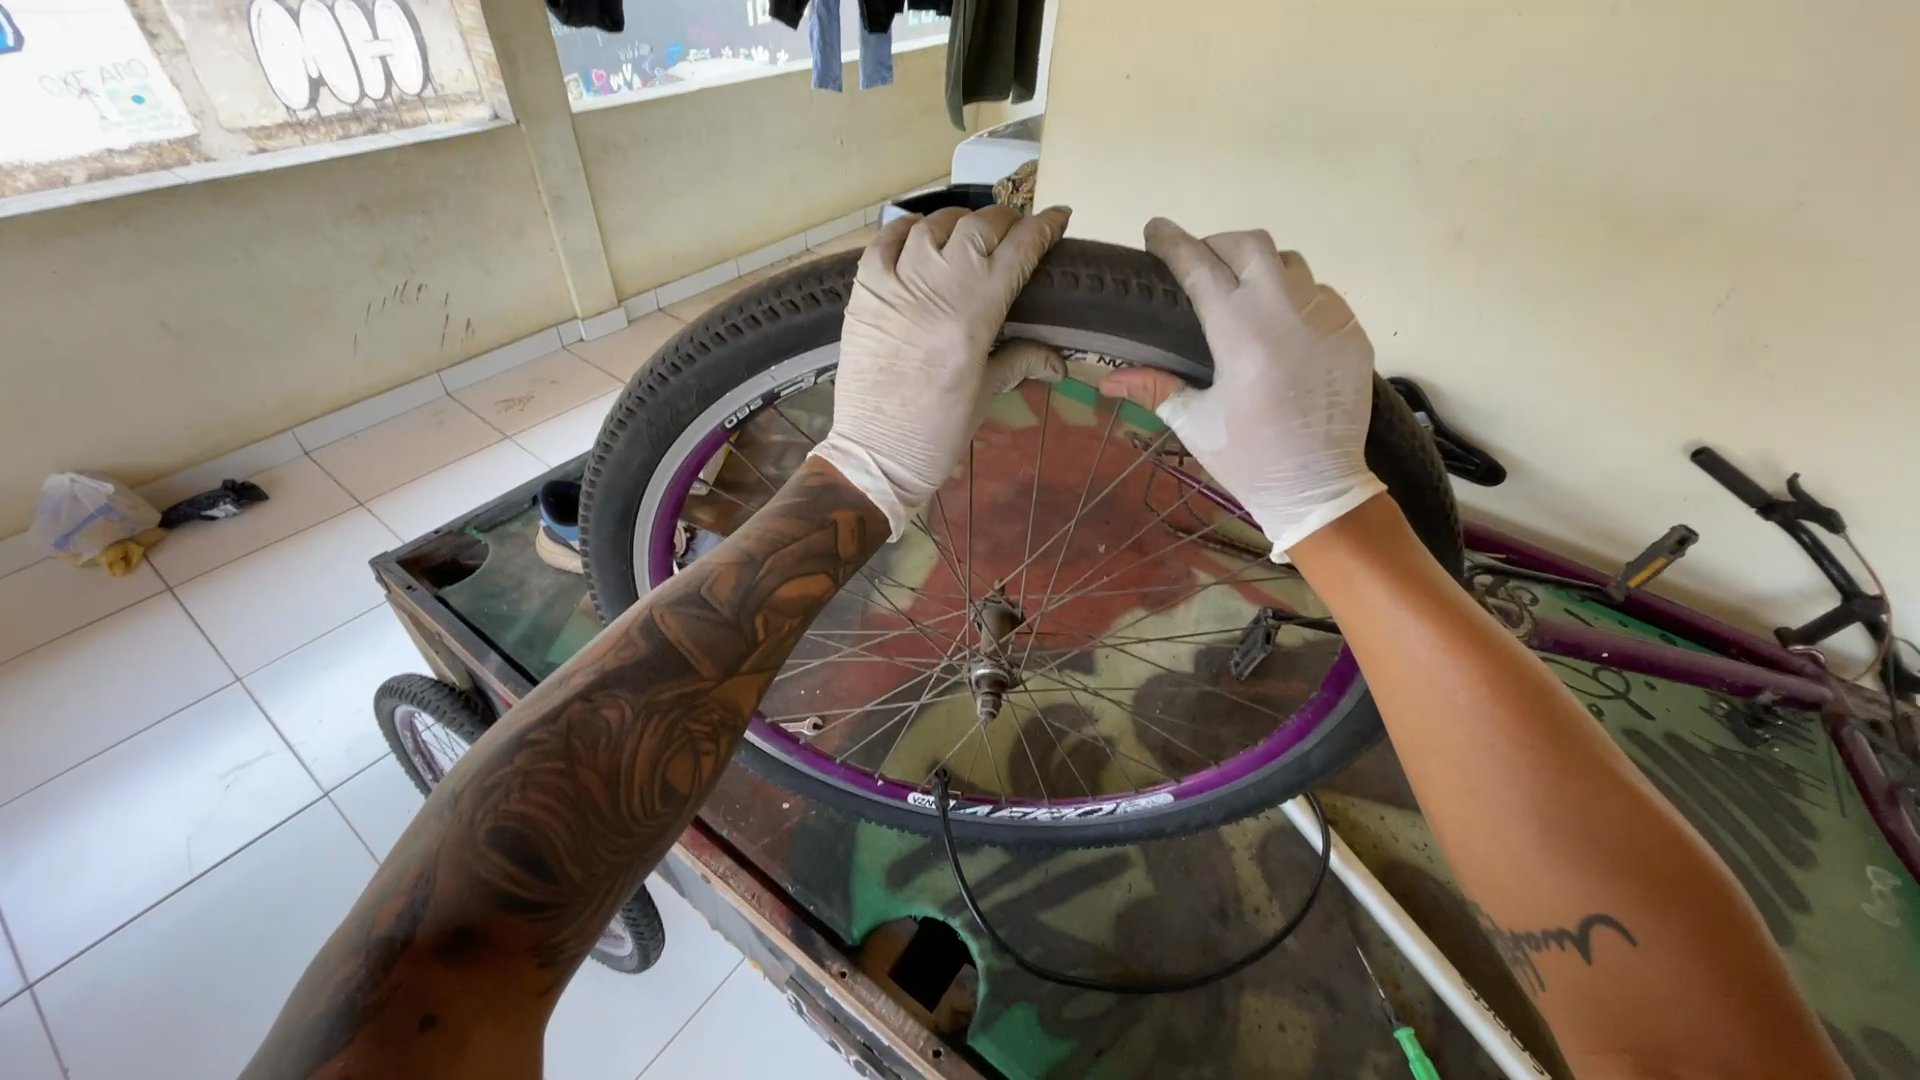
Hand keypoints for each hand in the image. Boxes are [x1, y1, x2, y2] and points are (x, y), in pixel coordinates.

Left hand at [812, 205, 1071, 538]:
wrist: (875, 454)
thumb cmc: (937, 433)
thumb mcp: (985, 395)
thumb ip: (1021, 361)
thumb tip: (1059, 361)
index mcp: (974, 318)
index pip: (1018, 252)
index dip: (1043, 228)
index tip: (1058, 218)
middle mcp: (936, 289)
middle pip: (979, 227)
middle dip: (1005, 221)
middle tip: (1016, 231)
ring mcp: (895, 284)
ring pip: (935, 225)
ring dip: (960, 222)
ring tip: (971, 235)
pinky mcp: (865, 290)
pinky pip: (887, 238)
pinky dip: (910, 229)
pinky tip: (922, 237)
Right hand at [1101, 218, 1384, 558]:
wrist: (1318, 488)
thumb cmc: (1248, 459)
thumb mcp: (1194, 423)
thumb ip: (1154, 387)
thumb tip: (1106, 380)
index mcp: (1239, 336)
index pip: (1200, 268)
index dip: (1173, 243)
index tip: (1155, 229)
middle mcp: (1286, 314)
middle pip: (1250, 244)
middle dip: (1218, 243)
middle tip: (1198, 260)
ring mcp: (1326, 318)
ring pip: (1290, 262)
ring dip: (1258, 265)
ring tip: (1240, 290)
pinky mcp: (1351, 331)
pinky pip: (1319, 292)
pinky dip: (1292, 296)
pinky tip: (1279, 325)